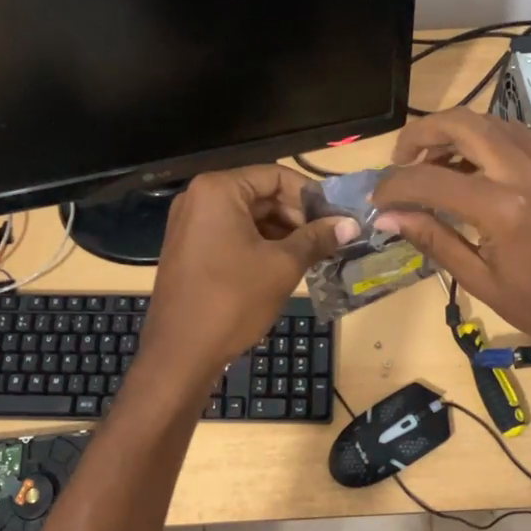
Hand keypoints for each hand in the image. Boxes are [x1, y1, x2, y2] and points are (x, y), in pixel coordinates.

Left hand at [143, 166, 358, 380]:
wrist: (180, 354)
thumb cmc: (233, 300)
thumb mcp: (282, 266)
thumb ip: (317, 238)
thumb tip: (350, 224)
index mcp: (218, 190)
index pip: (277, 176)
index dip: (311, 195)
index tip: (337, 217)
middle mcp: (199, 198)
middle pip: (262, 194)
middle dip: (298, 215)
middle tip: (330, 238)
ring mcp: (190, 224)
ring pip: (248, 216)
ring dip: (283, 232)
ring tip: (315, 254)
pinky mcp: (190, 249)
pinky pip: (232, 234)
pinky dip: (260, 244)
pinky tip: (286, 265)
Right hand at [371, 110, 530, 358]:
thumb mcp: (482, 282)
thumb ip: (434, 240)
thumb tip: (387, 217)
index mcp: (505, 209)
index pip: (432, 179)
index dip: (395, 186)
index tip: (377, 199)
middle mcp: (525, 172)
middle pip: (462, 124)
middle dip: (420, 134)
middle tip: (399, 161)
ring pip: (488, 121)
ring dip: (452, 132)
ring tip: (429, 162)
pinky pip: (512, 133)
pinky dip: (481, 138)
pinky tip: (466, 166)